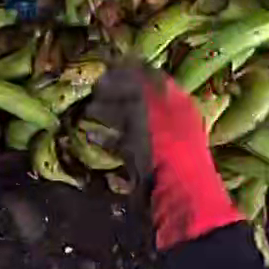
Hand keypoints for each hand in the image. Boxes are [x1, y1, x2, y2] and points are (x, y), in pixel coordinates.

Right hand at [89, 65, 241, 250]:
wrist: (181, 204)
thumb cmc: (168, 154)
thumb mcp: (151, 113)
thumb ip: (137, 89)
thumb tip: (122, 64)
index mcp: (176, 104)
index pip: (151, 76)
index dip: (128, 69)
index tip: (103, 65)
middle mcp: (169, 120)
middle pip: (138, 97)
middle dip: (114, 91)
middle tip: (91, 86)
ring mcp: (158, 143)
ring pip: (130, 120)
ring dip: (109, 113)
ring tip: (87, 109)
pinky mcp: (147, 165)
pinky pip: (124, 144)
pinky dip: (107, 138)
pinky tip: (90, 135)